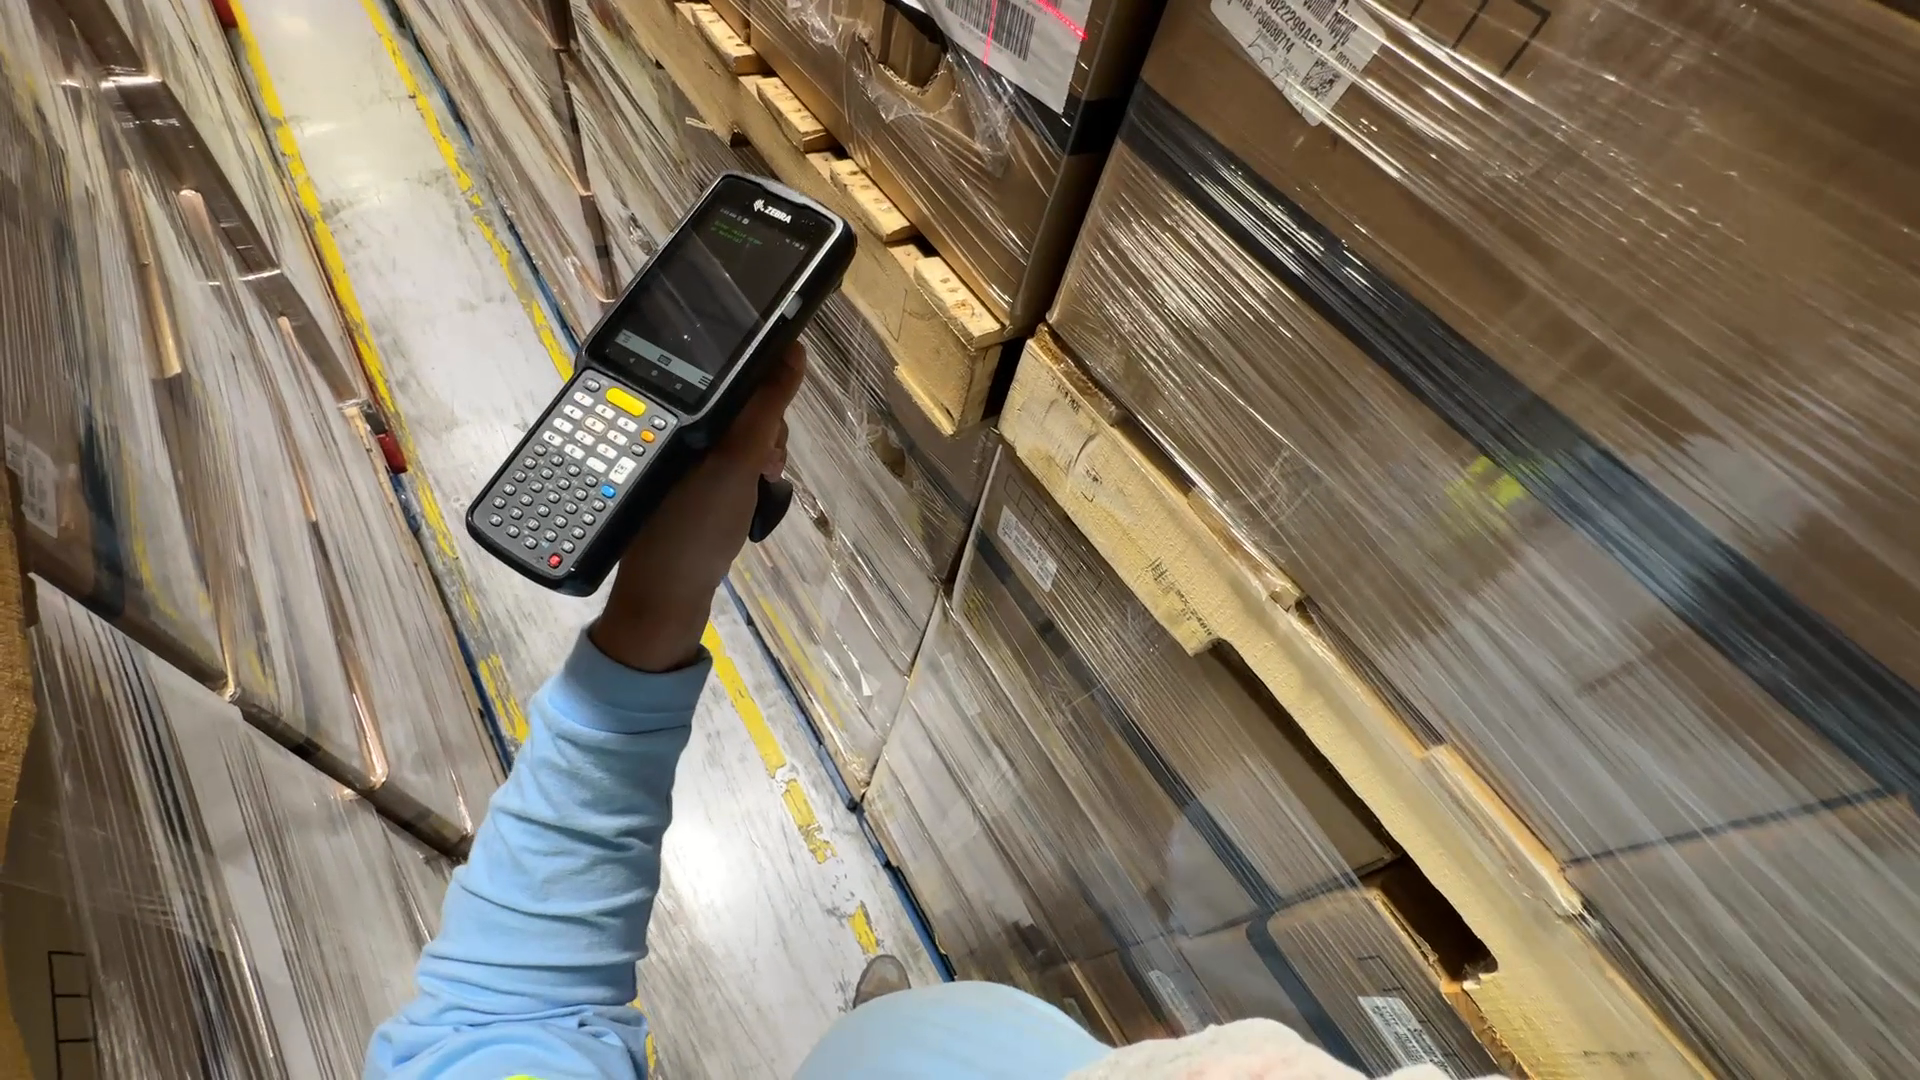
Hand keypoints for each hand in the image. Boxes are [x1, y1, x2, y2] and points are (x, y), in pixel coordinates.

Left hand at [589, 344, 805, 671]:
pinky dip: (752, 471)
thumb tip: (794, 351)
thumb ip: (765, 407)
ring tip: (764, 481)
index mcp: (676, 412)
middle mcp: (679, 428)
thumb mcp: (736, 463)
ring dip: (764, 452)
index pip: (730, 374)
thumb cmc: (697, 526)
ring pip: (743, 433)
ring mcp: (687, 457)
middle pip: (741, 404)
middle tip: (766, 464)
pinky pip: (736, 459)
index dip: (765, 384)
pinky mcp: (697, 481)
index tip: (779, 417)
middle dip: (766, 428)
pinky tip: (757, 489)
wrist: (670, 595)